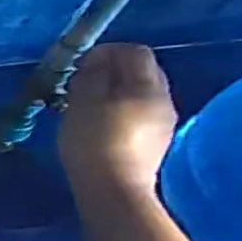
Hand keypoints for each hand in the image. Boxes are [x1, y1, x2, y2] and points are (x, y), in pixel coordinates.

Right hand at [59, 43, 177, 197]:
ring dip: (113, 90)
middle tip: (79, 83)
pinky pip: (138, 111)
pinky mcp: (156, 140)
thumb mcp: (82, 102)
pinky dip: (118, 109)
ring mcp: (163, 121)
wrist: (114, 188)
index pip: (134, 51)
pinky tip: (99, 125)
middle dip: (110, 70)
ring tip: (84, 105)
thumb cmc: (93, 141)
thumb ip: (91, 76)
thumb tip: (96, 60)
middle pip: (141, 70)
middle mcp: (163, 98)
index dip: (105, 51)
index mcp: (147, 86)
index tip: (78, 66)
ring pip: (139, 92)